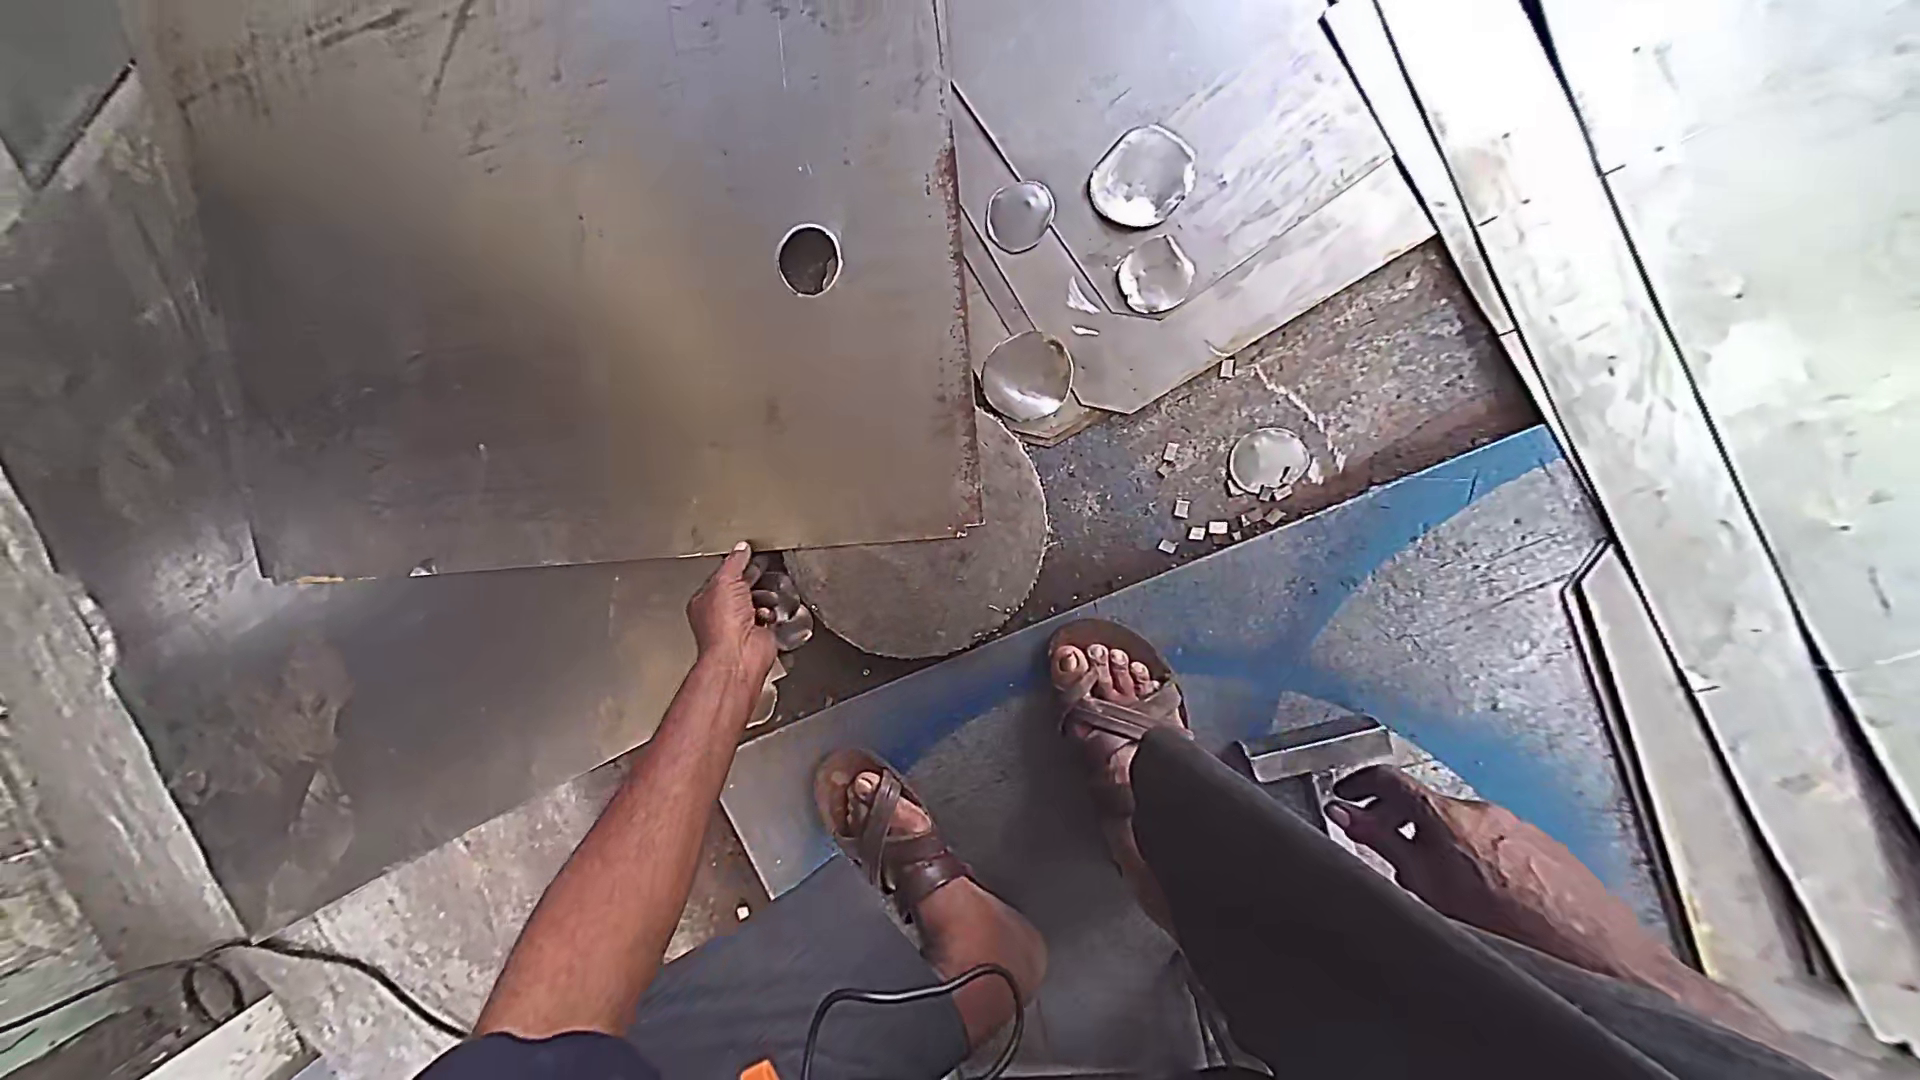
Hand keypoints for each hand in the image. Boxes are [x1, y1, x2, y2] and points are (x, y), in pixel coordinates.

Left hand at [686, 543, 777, 684]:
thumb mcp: (725, 582)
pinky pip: (770, 616)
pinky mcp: (759, 633)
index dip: (735, 564)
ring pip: (757, 601)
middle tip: (763, 568)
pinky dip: (771, 613)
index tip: (748, 554)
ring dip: (765, 597)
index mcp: (705, 600)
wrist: (739, 655)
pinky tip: (768, 614)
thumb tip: (741, 548)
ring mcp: (740, 624)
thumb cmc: (723, 626)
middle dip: (753, 579)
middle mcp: (721, 614)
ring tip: (767, 596)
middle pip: (740, 588)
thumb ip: (734, 563)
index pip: (721, 576)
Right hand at [1324, 765, 1667, 980]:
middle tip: (1381, 840)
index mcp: (1446, 814)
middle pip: (1423, 801)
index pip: (1386, 778)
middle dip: (1397, 817)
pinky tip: (1482, 888)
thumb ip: (1379, 840)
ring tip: (1437, 877)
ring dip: (1437, 838)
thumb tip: (1344, 812)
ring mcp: (1518, 825)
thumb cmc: (1515, 929)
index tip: (1347, 794)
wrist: (1602, 960)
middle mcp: (1482, 810)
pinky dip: (1475, 851)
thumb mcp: (1425, 886)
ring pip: (1460, 822)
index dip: (1358, 784)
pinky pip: (1495, 837)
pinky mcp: (1546, 845)